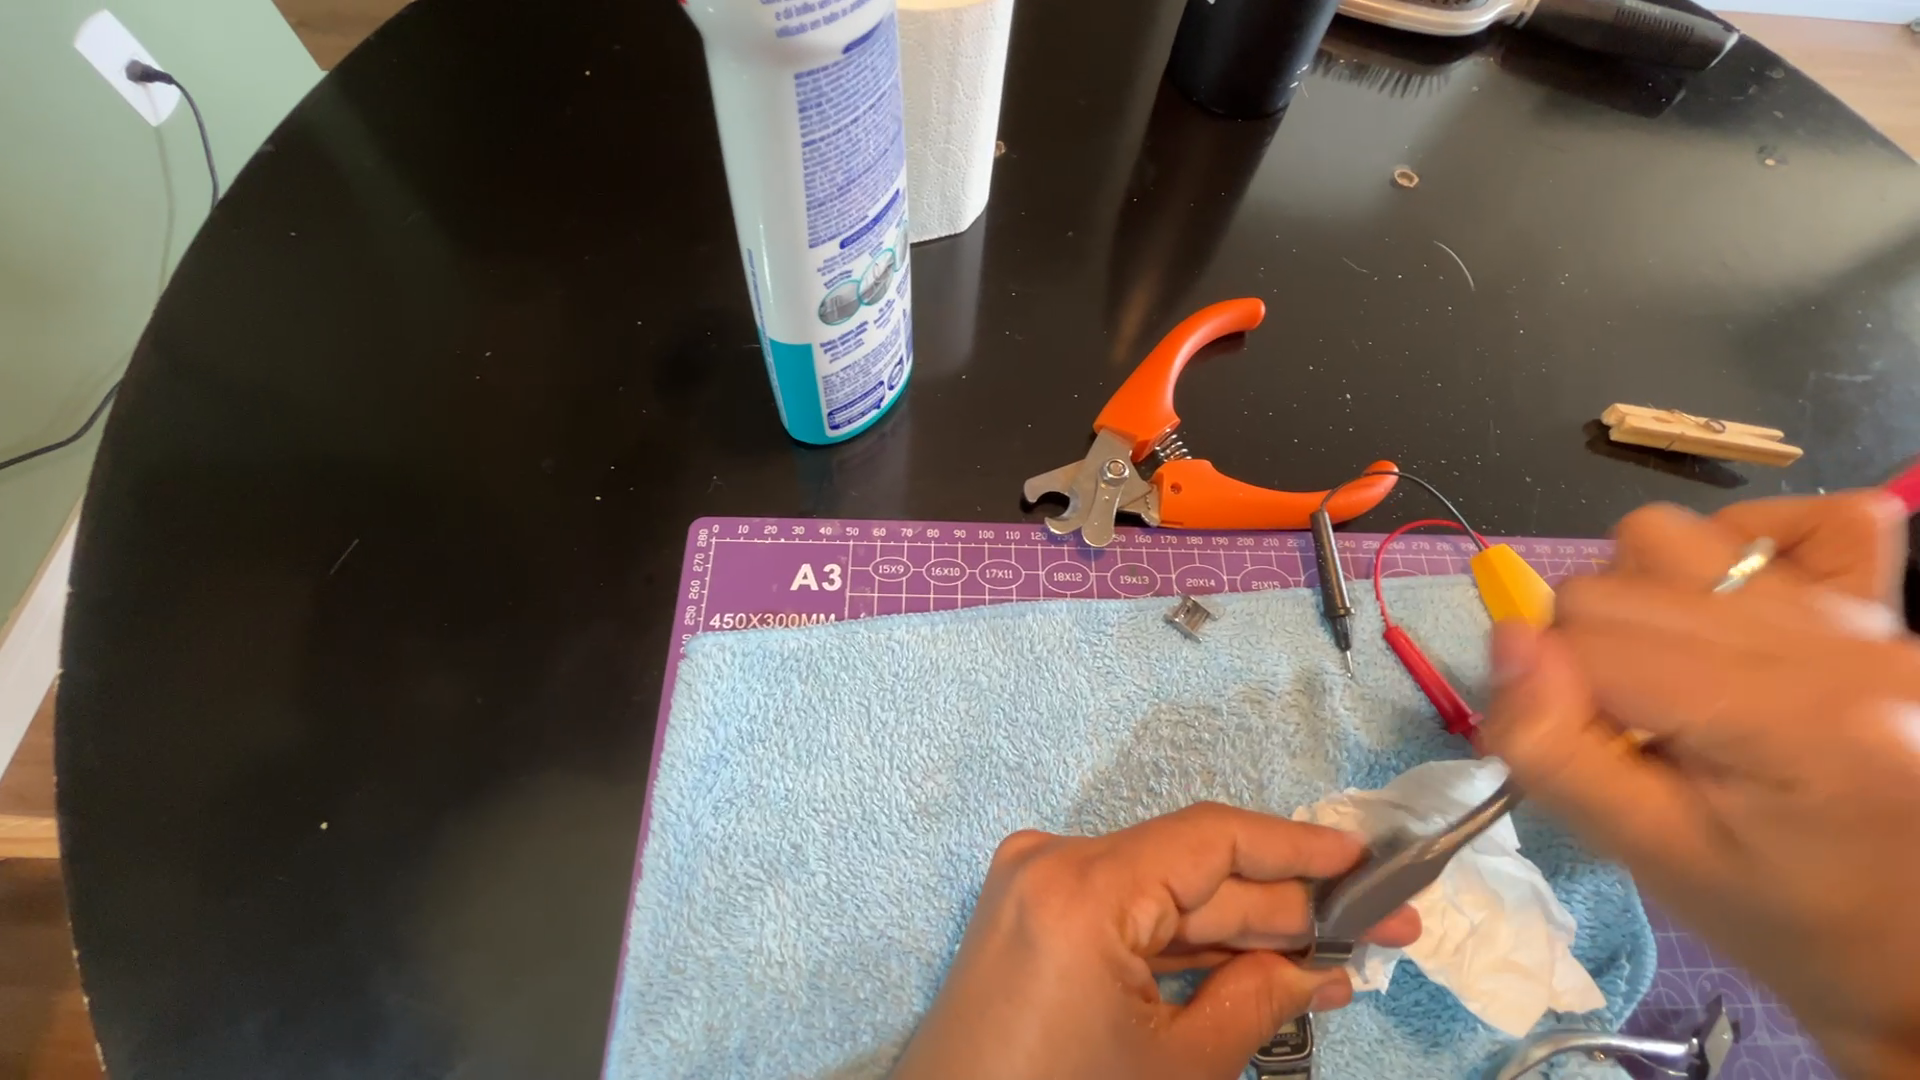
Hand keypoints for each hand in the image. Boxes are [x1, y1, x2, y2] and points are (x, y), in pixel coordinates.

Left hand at [890, 804, 1420, 1079]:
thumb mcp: (1178, 1066)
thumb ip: (1256, 998)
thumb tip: (1320, 965)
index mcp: (1085, 885)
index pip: (1209, 839)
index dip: (1295, 845)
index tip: (1366, 857)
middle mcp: (1055, 858)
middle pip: (1191, 869)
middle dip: (1284, 902)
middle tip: (1379, 922)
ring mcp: (1037, 879)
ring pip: (1160, 892)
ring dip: (1241, 923)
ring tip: (1337, 946)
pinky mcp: (1033, 907)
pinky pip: (1125, 913)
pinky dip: (1185, 939)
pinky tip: (1259, 961)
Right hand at [1482, 497, 1919, 1078]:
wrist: (1912, 946)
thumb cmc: (1773, 914)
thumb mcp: (1637, 850)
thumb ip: (1551, 746)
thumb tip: (1510, 639)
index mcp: (1791, 720)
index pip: (1585, 647)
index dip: (1551, 697)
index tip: (1586, 751)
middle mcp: (1842, 648)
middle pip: (1612, 587)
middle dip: (1582, 652)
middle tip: (1622, 724)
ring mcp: (1877, 621)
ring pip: (1668, 538)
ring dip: (1632, 595)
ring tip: (1662, 667)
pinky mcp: (1893, 608)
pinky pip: (1820, 520)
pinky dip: (1743, 546)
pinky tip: (1727, 610)